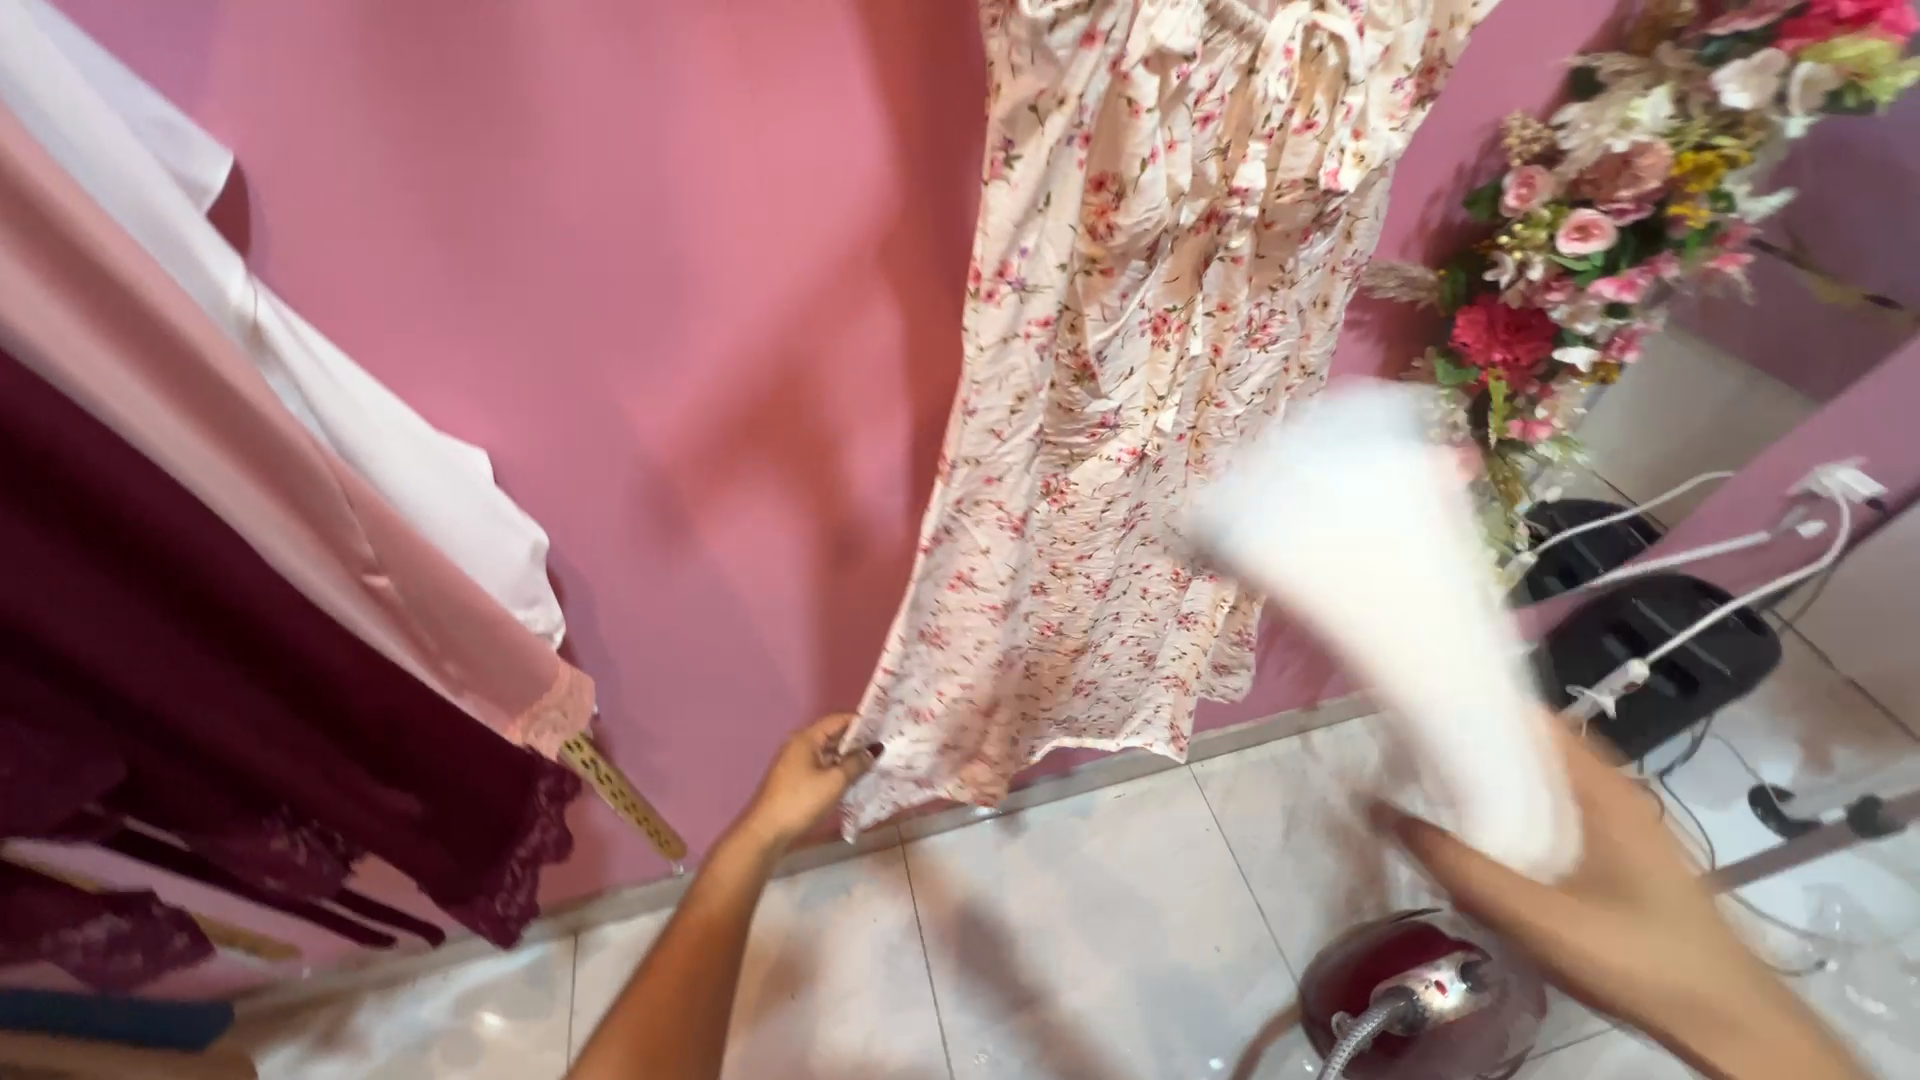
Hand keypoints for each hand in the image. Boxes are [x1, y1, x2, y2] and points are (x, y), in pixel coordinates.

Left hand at [735, 714, 879, 854]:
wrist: (766, 832)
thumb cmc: (801, 801)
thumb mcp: (835, 781)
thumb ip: (856, 763)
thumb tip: (875, 749)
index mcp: (807, 738)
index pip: (838, 720)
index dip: (860, 722)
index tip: (882, 727)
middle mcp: (799, 745)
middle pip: (832, 736)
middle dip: (856, 741)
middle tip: (882, 746)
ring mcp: (795, 763)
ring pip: (827, 753)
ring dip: (847, 757)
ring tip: (872, 762)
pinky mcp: (794, 779)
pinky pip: (821, 767)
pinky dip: (836, 769)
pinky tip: (852, 779)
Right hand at [1376, 722, 1863, 1078]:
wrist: (1730, 1027)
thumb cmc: (1639, 960)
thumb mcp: (1536, 916)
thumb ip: (1458, 866)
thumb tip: (1378, 811)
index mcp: (1599, 788)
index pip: (1528, 717)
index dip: (1472, 703)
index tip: (1417, 708)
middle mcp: (1608, 792)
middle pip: (1524, 745)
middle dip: (1467, 744)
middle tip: (1409, 755)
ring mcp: (1614, 822)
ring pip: (1533, 780)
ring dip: (1485, 780)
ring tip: (1430, 790)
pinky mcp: (1612, 852)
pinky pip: (1545, 809)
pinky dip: (1506, 808)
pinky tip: (1478, 838)